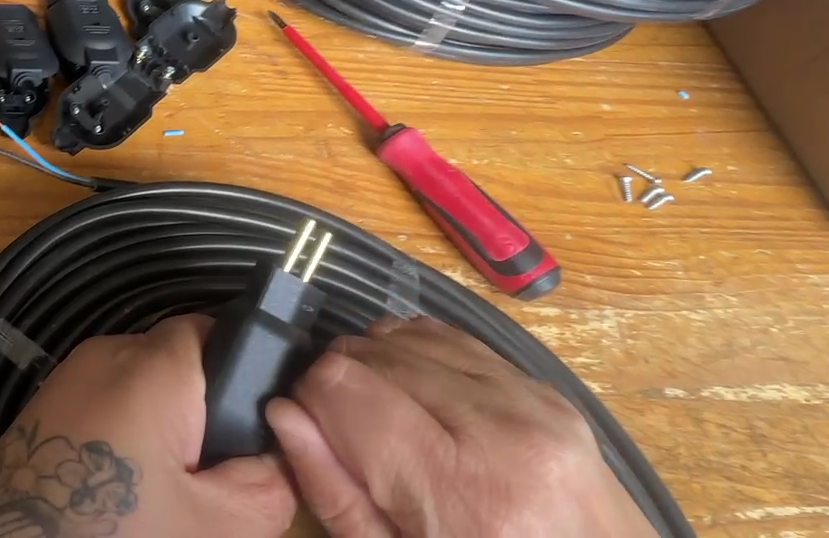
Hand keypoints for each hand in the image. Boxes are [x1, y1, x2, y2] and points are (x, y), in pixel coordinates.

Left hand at [0, 314, 296, 537]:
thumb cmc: (111, 524)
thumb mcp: (211, 526)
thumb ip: (264, 488)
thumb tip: (280, 460)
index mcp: (153, 366)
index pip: (213, 330)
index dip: (245, 369)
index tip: (258, 423)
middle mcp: (108, 352)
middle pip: (177, 363)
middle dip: (204, 411)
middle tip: (215, 475)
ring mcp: (71, 374)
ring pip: (141, 387)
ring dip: (164, 427)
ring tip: (169, 490)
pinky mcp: (49, 401)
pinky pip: (107, 402)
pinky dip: (127, 434)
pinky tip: (126, 486)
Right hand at [267, 316, 655, 537]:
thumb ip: (334, 493)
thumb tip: (283, 413)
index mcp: (470, 492)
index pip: (341, 383)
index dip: (310, 403)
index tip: (317, 437)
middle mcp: (505, 429)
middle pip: (367, 351)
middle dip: (341, 386)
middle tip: (354, 442)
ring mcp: (533, 401)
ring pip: (400, 334)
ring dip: (375, 368)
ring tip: (390, 424)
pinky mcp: (545, 389)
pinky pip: (444, 337)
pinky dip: (413, 357)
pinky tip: (420, 404)